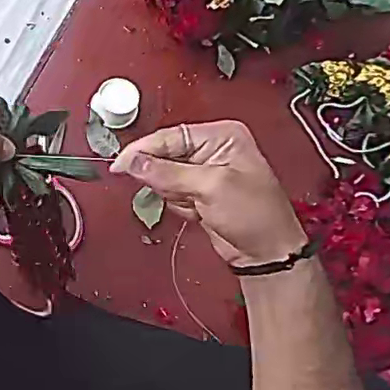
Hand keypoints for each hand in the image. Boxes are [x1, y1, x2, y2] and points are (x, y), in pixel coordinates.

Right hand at [113, 121, 307, 267]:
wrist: (267, 254)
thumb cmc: (256, 215)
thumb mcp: (211, 187)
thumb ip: (167, 173)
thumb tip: (133, 161)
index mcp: (221, 136)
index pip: (170, 136)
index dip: (143, 150)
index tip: (121, 164)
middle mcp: (212, 149)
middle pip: (164, 156)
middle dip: (167, 179)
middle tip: (181, 194)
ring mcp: (205, 171)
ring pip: (164, 177)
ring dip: (175, 195)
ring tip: (198, 205)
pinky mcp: (199, 191)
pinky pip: (171, 193)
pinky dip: (180, 205)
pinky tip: (199, 212)